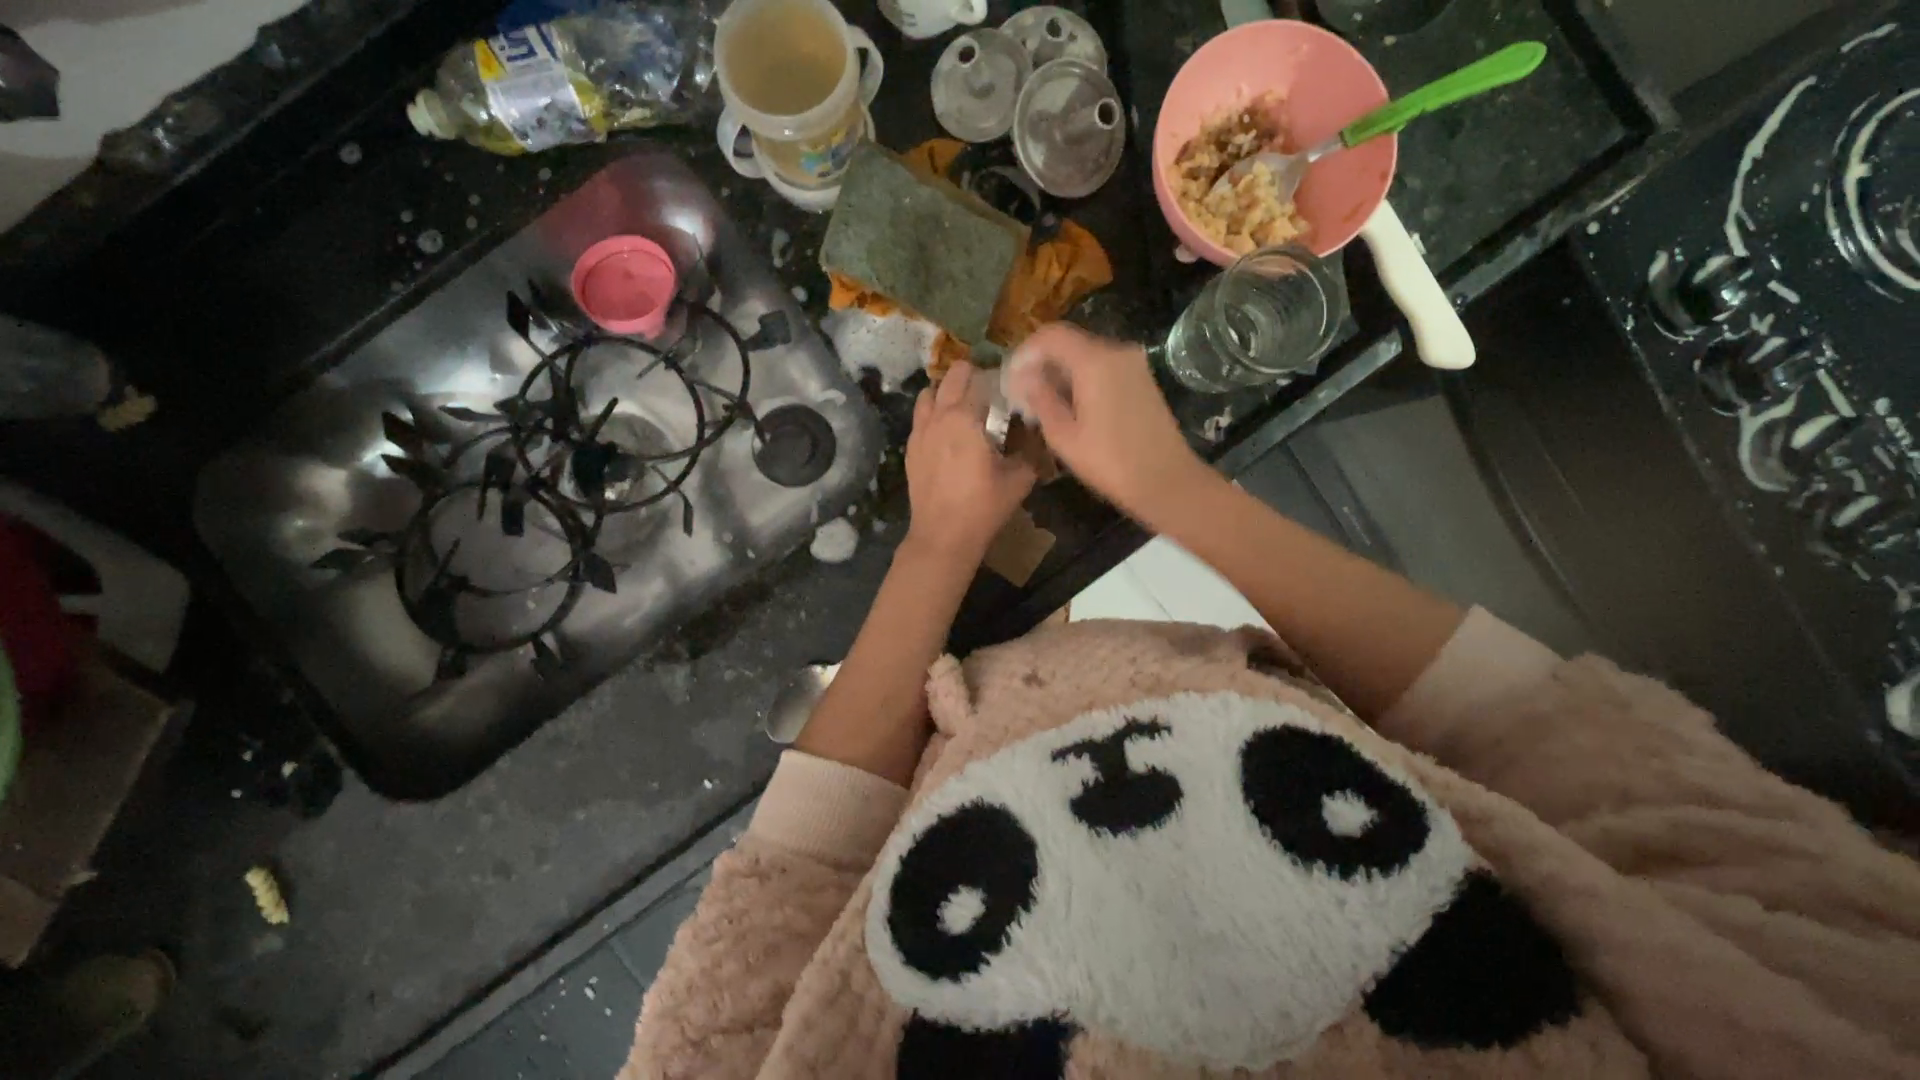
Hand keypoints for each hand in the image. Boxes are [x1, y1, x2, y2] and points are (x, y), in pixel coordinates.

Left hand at [906, 362, 1036, 563]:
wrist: (943, 535)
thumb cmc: (983, 506)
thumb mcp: (1019, 479)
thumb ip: (1030, 451)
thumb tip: (1037, 434)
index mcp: (964, 417)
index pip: (975, 377)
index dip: (992, 376)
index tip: (1006, 384)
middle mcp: (938, 416)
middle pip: (950, 377)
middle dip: (968, 376)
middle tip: (986, 390)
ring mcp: (919, 432)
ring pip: (928, 394)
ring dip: (945, 392)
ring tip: (962, 406)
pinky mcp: (910, 449)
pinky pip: (920, 418)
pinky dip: (932, 414)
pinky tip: (947, 432)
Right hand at [1006, 323, 1212, 526]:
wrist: (1166, 480)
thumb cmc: (1110, 462)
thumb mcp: (1063, 435)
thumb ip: (1040, 398)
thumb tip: (1024, 378)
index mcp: (1095, 361)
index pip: (1051, 335)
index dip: (1025, 352)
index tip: (1011, 379)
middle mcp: (1117, 351)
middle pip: (1069, 343)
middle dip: (1042, 364)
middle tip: (1022, 395)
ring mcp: (1134, 364)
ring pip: (1086, 356)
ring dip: (1061, 373)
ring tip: (1042, 405)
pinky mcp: (1142, 378)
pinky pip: (1103, 368)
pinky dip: (1082, 380)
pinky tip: (1071, 407)